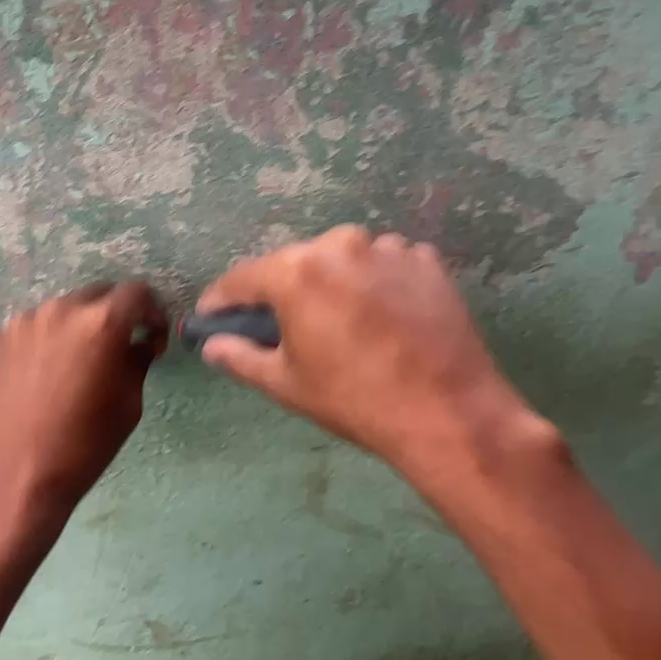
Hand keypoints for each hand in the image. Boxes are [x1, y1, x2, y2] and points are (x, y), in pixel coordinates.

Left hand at [0, 281, 168, 522]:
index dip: (152, 311)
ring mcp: (21, 323)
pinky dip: (44, 344)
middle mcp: (59, 310)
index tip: (151, 336)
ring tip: (74, 366)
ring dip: (75, 328)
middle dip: (113, 315)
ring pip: (60, 312)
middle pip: (96, 295)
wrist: (10, 479)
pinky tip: (41, 379)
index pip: (136, 293)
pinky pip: (30, 331)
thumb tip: (139, 343)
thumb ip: (137, 361)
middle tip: (116, 348)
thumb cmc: (81, 448)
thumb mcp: (127, 406)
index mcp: (99, 323)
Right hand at [198, 225, 552, 485]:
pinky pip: (384, 264)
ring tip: (340, 322)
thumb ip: (239, 357)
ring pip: (342, 260)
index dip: (222, 300)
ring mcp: (388, 248)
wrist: (449, 414)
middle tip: (278, 325)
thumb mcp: (286, 384)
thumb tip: (210, 346)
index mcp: (297, 272)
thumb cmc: (355, 400)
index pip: (242, 278)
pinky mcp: (426, 261)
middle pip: (294, 263)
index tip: (212, 318)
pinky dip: (374, 283)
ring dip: (332, 283)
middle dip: (280, 291)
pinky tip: (382, 317)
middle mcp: (339, 245)